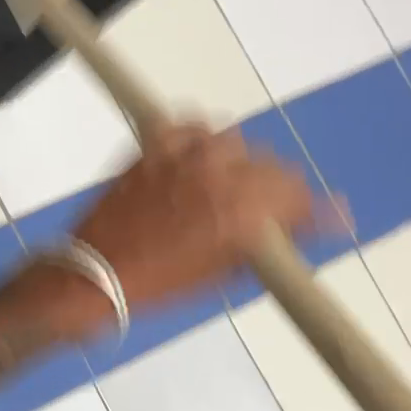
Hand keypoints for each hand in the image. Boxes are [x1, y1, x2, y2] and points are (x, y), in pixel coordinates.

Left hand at [72, 123, 320, 309]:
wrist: (91, 274)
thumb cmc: (155, 283)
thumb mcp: (223, 272)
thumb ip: (271, 242)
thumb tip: (319, 224)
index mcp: (246, 207)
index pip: (299, 193)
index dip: (304, 210)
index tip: (307, 219)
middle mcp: (221, 173)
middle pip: (271, 166)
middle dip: (270, 189)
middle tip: (253, 211)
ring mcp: (183, 156)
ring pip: (233, 143)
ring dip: (233, 163)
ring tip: (217, 188)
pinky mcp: (151, 149)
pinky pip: (187, 127)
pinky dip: (195, 139)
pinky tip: (191, 160)